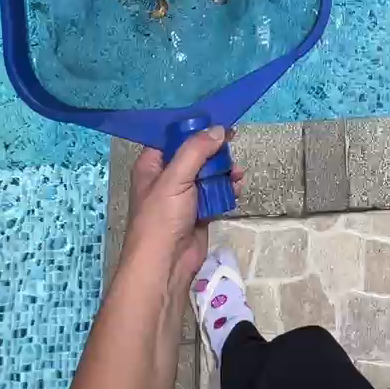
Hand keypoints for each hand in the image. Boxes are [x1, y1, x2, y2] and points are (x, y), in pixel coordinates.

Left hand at [120, 127, 244, 290]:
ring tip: (237, 173)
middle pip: (195, 153)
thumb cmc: (161, 218)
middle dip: (215, 150)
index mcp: (152, 166)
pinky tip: (237, 187)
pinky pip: (217, 191)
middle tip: (232, 143)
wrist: (165, 266)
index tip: (216, 122)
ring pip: (209, 172)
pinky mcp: (200, 210)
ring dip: (225, 170)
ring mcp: (184, 195)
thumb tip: (219, 129)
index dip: (193, 129)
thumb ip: (196, 150)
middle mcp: (167, 178)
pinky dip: (228, 188)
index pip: (172, 138)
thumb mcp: (175, 178)